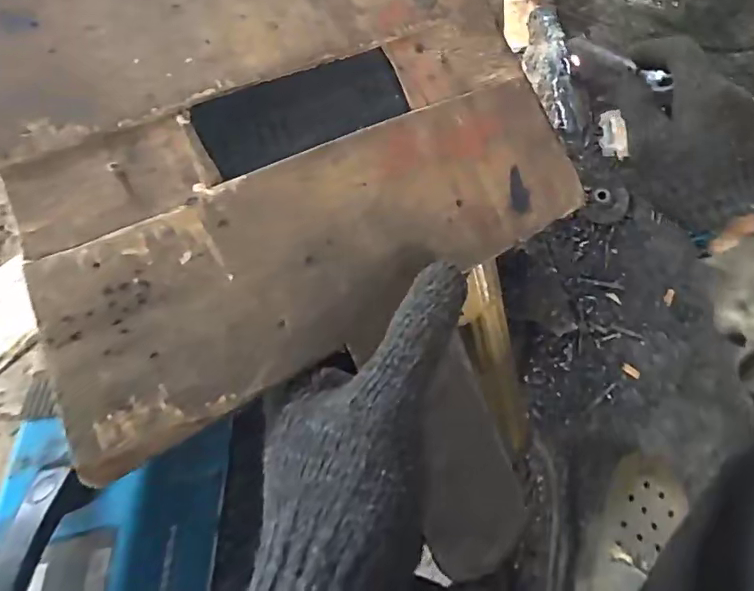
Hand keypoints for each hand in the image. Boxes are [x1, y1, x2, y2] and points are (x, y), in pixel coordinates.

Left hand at [249, 262, 463, 590]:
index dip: (353, 291)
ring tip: (456, 340)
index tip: (394, 261)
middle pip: (358, 356)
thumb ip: (415, 338)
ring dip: (415, 369)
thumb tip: (447, 268)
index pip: (320, 324)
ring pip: (382, 391)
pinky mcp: (371, 486)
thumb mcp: (384, 404)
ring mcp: (340, 456)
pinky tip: (458, 399)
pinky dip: (426, 408)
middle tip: (438, 299)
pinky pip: (402, 426)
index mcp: (294, 395)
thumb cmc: (346, 493)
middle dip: (396, 330)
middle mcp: (310, 420)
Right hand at [605, 36, 753, 236]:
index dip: (647, 50)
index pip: (676, 46)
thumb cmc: (685, 183)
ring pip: (701, 86)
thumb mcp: (647, 140)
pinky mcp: (746, 130)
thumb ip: (629, 97)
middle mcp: (728, 90)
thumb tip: (605, 65)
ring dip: (672, 94)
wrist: (737, 226)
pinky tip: (674, 136)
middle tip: (629, 96)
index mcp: (705, 87)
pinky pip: (713, 105)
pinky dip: (690, 108)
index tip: (623, 67)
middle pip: (690, 66)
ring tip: (647, 120)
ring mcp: (742, 110)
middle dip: (657, 74)